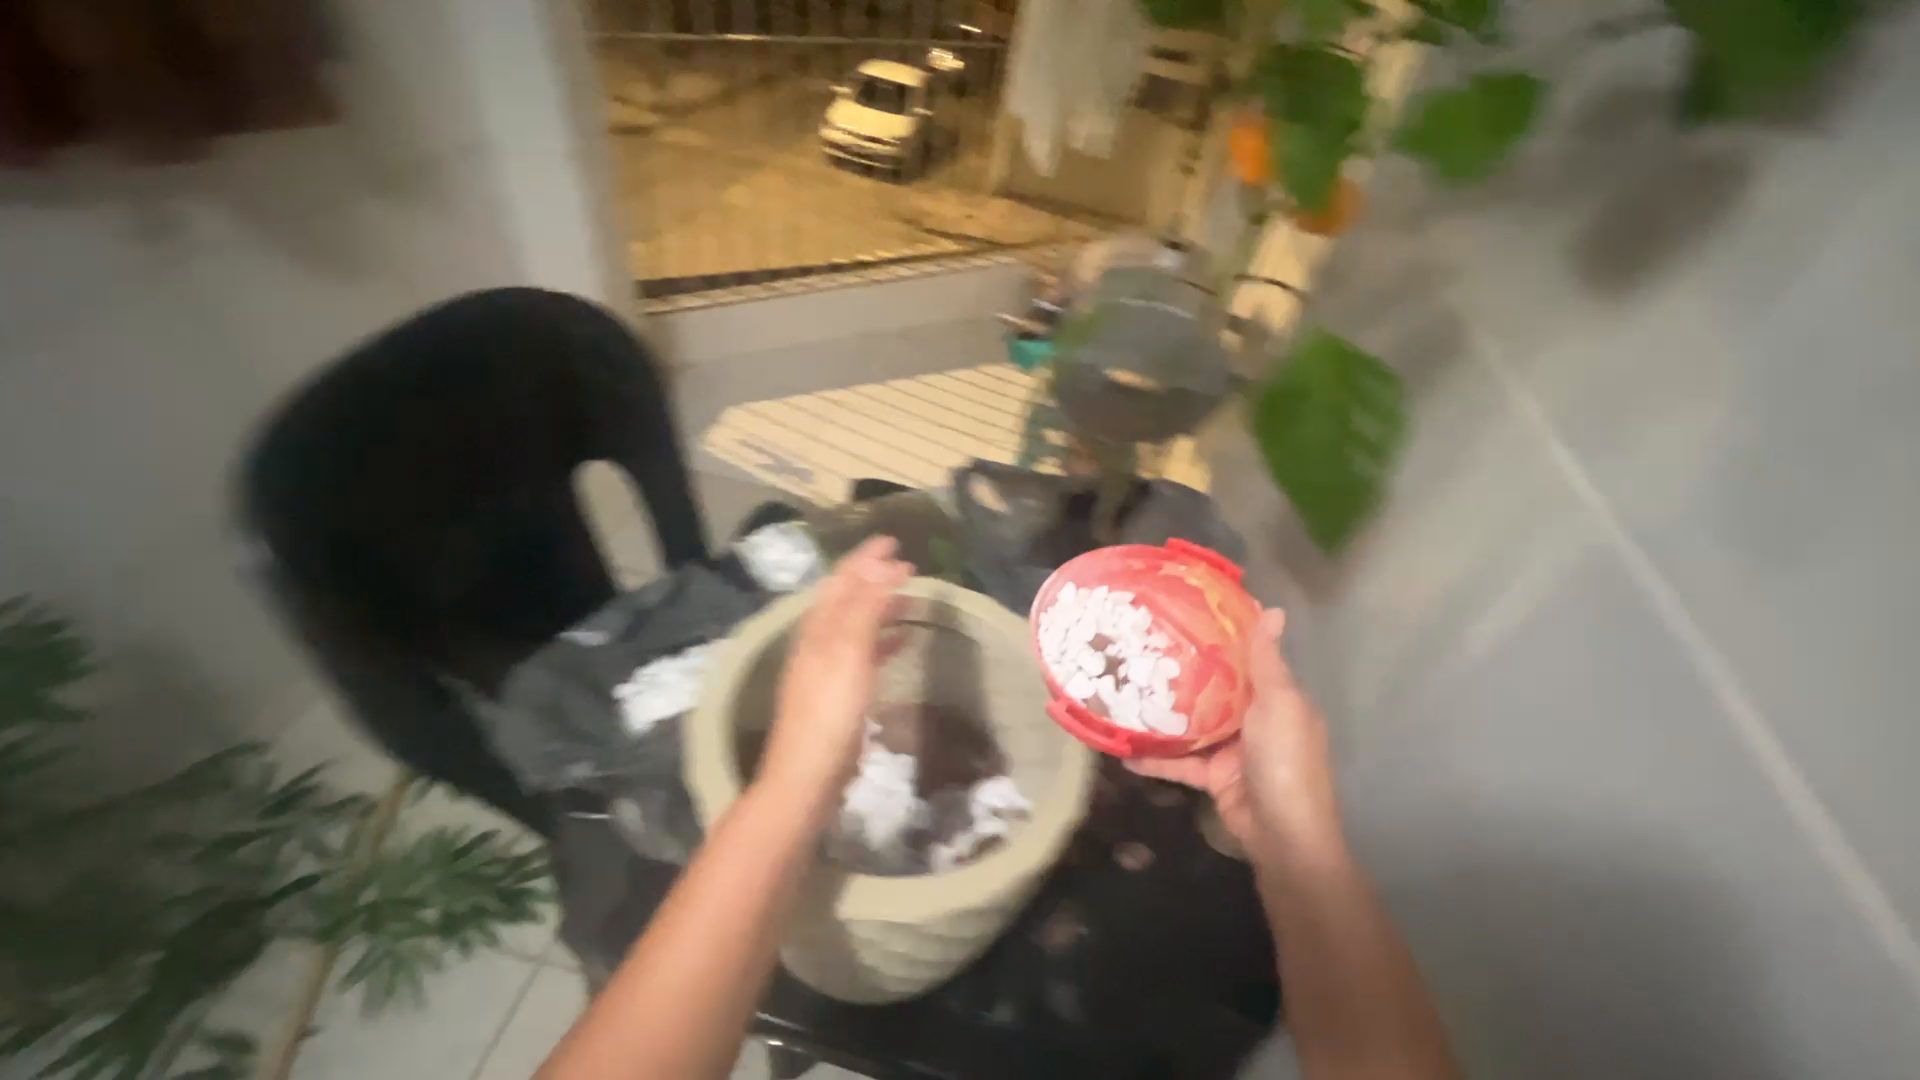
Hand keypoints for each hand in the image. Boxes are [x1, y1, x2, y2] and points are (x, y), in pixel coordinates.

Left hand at [757, 536, 912, 818]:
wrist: (808, 776)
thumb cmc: (829, 712)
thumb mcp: (848, 654)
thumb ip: (865, 609)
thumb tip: (881, 567)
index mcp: (818, 629)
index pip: (842, 580)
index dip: (866, 558)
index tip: (893, 540)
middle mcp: (819, 642)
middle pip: (847, 598)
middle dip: (874, 578)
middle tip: (906, 564)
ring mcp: (828, 668)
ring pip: (857, 624)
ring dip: (881, 606)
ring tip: (911, 597)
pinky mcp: (840, 693)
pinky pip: (864, 652)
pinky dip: (883, 639)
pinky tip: (902, 641)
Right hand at [1128, 609, 1340, 856]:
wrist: (1284, 836)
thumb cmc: (1286, 761)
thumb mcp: (1278, 705)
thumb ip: (1267, 662)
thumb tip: (1273, 609)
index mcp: (1277, 700)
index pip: (1248, 660)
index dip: (1221, 639)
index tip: (1184, 614)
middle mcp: (1255, 721)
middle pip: (1215, 691)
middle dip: (1183, 674)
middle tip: (1142, 649)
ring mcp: (1233, 751)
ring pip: (1193, 725)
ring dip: (1163, 715)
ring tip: (1126, 693)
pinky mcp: (1213, 777)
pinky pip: (1180, 762)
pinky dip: (1155, 760)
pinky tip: (1124, 752)